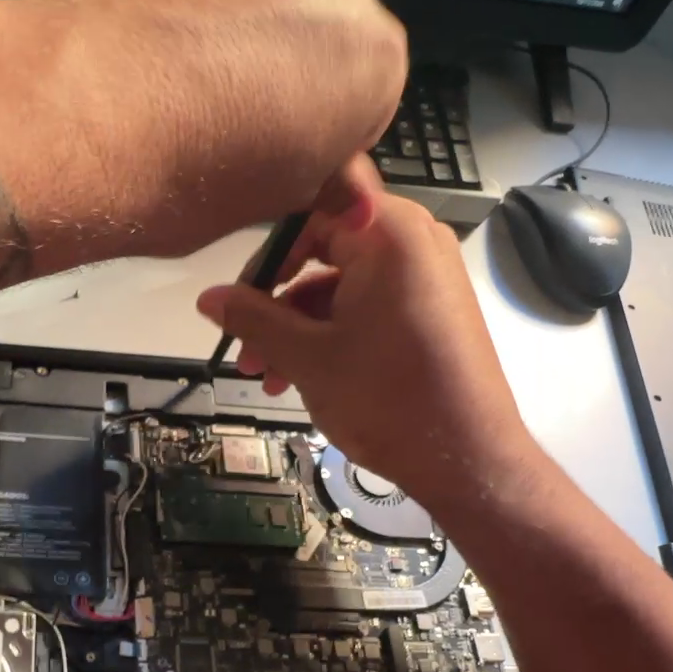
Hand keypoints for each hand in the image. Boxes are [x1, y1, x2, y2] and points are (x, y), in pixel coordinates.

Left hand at [0, 0, 407, 260]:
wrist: (79, 122)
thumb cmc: (172, 174)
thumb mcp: (263, 204)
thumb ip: (311, 176)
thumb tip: (326, 177)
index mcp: (373, 60)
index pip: (365, 105)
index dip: (319, 142)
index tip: (283, 164)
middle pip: (318, 39)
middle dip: (283, 81)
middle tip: (228, 132)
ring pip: (260, 5)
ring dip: (233, 44)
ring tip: (178, 99)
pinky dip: (184, 14)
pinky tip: (150, 61)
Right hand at [195, 160, 545, 513]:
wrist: (465, 457)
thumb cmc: (387, 399)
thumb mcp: (306, 356)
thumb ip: (252, 319)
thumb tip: (208, 298)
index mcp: (387, 234)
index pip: (308, 214)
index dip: (266, 258)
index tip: (239, 300)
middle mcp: (414, 242)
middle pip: (323, 253)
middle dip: (277, 305)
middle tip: (247, 350)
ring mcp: (427, 277)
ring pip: (340, 288)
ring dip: (297, 329)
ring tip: (269, 377)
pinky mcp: (432, 311)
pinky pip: (367, 307)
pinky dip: (331, 336)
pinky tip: (303, 378)